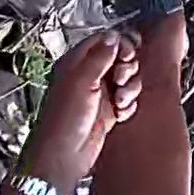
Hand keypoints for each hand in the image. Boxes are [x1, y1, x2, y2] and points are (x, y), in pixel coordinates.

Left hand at [21, 31, 141, 194]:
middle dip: (127, 68)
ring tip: (119, 101)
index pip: (105, 41)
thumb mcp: (82, 82)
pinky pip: (129, 98)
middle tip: (120, 80)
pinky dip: (129, 104)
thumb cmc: (64, 121)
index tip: (128, 54)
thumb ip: (100, 57)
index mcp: (77, 62)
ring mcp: (101, 92)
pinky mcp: (110, 110)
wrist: (64, 158)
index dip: (120, 44)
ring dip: (130, 88)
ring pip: (128, 78)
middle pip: (120, 57)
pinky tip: (120, 112)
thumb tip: (113, 36)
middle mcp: (89, 75)